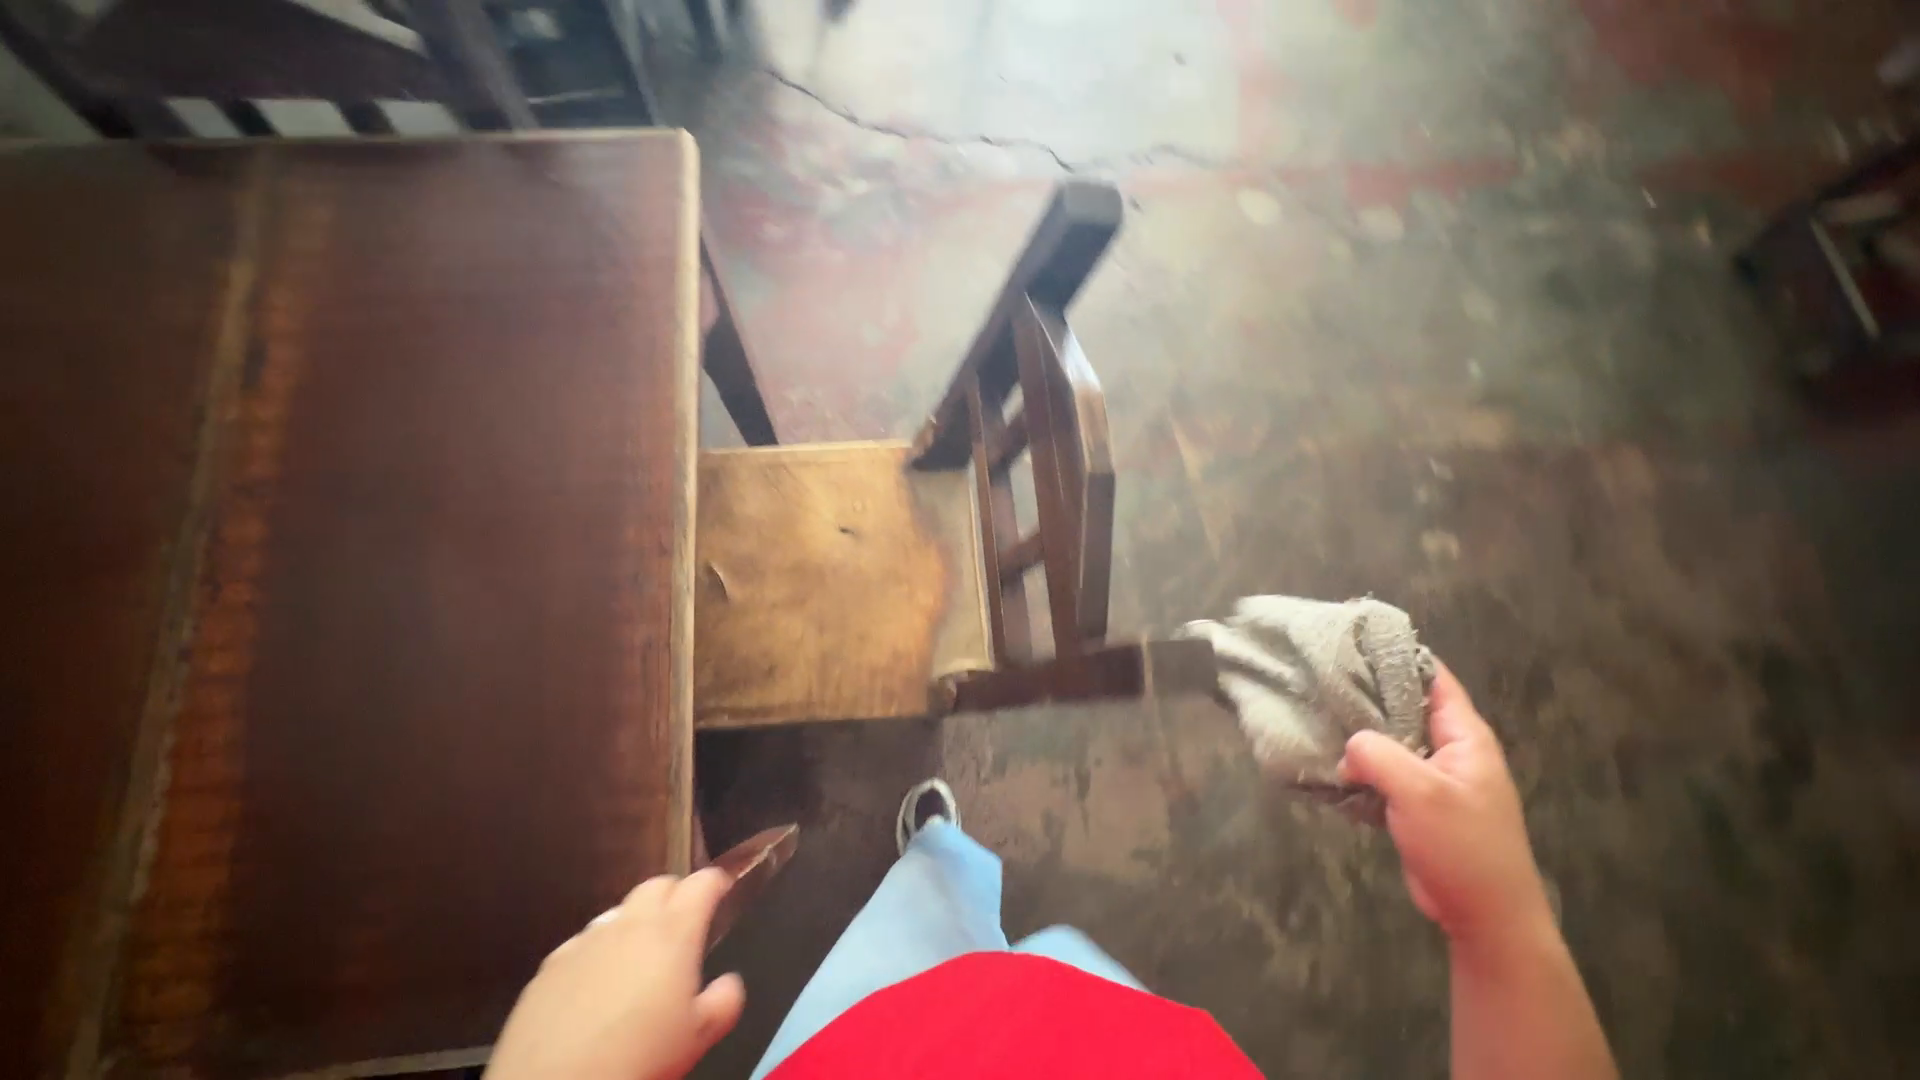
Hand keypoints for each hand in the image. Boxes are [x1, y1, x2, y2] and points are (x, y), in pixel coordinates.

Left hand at [485, 868, 745, 1079]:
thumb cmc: (639, 1059)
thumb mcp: (699, 1037)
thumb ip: (725, 1000)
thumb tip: (729, 983)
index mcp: (673, 933)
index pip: (701, 883)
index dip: (717, 881)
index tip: (723, 889)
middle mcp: (629, 925)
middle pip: (657, 885)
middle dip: (675, 895)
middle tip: (684, 924)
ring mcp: (586, 941)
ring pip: (618, 912)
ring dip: (635, 922)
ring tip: (639, 958)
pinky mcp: (550, 966)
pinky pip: (582, 942)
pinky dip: (598, 951)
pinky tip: (596, 986)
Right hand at [1338, 660, 1553, 951]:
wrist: (1485, 916)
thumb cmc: (1462, 846)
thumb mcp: (1420, 793)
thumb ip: (1378, 755)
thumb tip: (1348, 744)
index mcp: (1465, 736)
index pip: (1432, 678)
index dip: (1396, 655)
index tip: (1351, 641)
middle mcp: (1450, 750)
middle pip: (1404, 706)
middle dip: (1366, 693)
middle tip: (1319, 676)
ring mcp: (1434, 779)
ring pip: (1390, 740)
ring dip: (1358, 732)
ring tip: (1315, 713)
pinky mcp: (1416, 806)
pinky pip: (1383, 773)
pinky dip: (1358, 766)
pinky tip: (1326, 761)